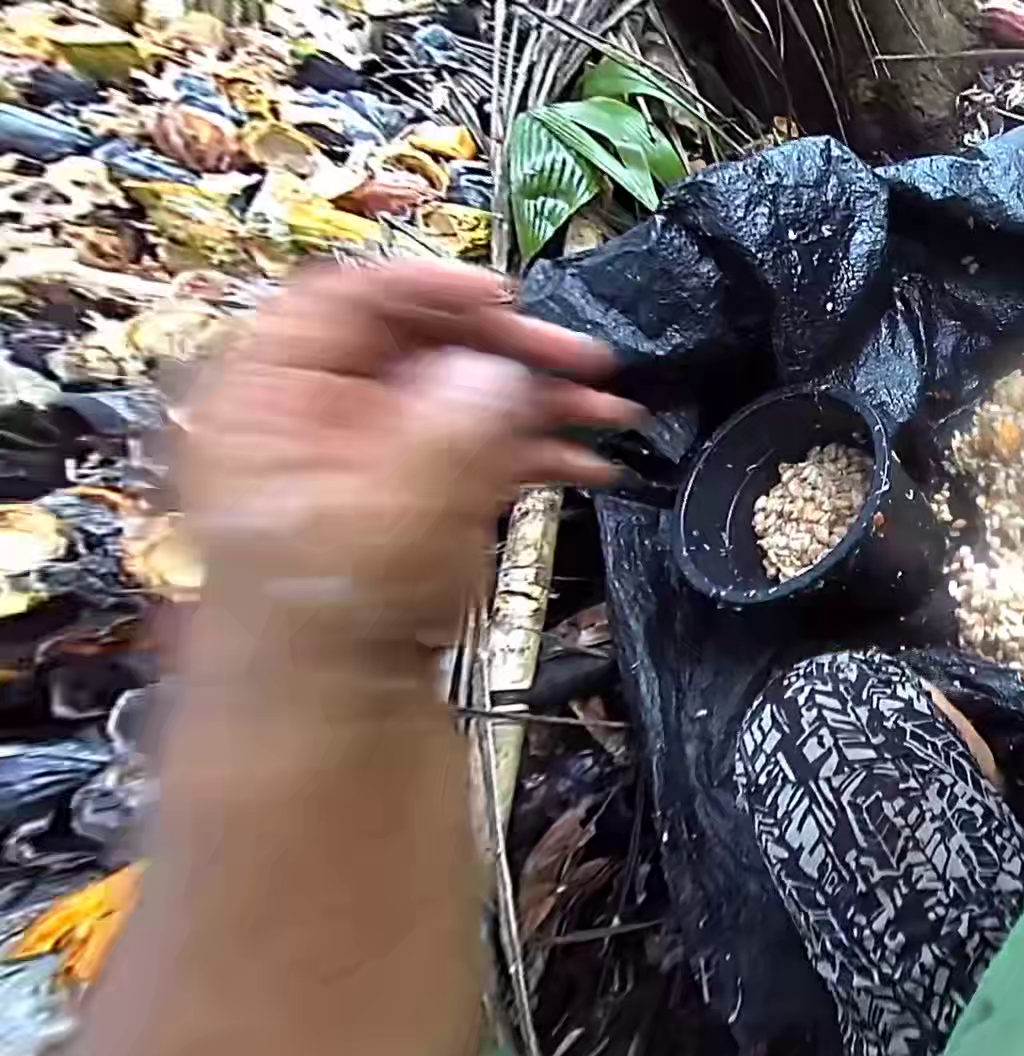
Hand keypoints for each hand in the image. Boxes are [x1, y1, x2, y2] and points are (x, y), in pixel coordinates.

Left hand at [182, 261, 638, 663]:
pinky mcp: (438, 479)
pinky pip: (496, 446)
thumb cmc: (342, 600)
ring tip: (617, 414)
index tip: (514, 299)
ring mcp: (396, 444)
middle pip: (436, 346)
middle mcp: (341, 408)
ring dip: (553, 404)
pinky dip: (548, 452)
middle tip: (592, 363)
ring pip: (480, 397)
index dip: (435, 288)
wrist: (345, 679)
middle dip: (522, 352)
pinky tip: (592, 466)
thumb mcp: (393, 509)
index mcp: (285, 395)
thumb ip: (448, 429)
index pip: (352, 301)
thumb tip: (498, 368)